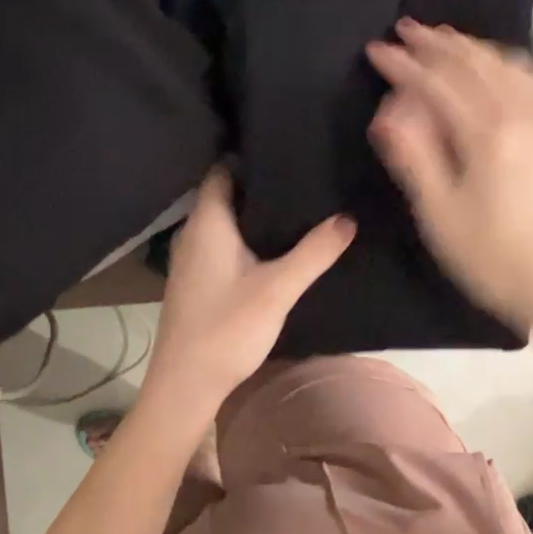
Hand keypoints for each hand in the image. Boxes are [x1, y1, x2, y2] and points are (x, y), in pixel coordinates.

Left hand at [148, 168, 355, 400]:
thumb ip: (314, 252)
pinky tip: (272, 249)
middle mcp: (192, 233)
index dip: (249, 156)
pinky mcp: (195, 282)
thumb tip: (347, 218)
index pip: (221, 170)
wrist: (185, 385)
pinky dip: (244, 239)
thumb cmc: (227, 329)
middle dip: (259, 185)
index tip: (284, 148)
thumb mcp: (278, 289)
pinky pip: (221, 245)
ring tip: (296, 206)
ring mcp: (190, 260)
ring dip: (253, 215)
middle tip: (301, 175)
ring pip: (223, 222)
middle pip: (224, 194)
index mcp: (206, 222)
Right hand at [367, 19, 532, 322]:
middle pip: (473, 62)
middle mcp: (525, 113)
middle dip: (436, 43)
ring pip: (510, 64)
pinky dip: (511, 64)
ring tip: (448, 40)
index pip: (436, 82)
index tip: (377, 49)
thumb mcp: (442, 216)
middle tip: (408, 29)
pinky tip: (502, 68)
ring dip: (474, 48)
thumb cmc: (498, 259)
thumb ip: (415, 158)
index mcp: (487, 133)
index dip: (403, 64)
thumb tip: (388, 114)